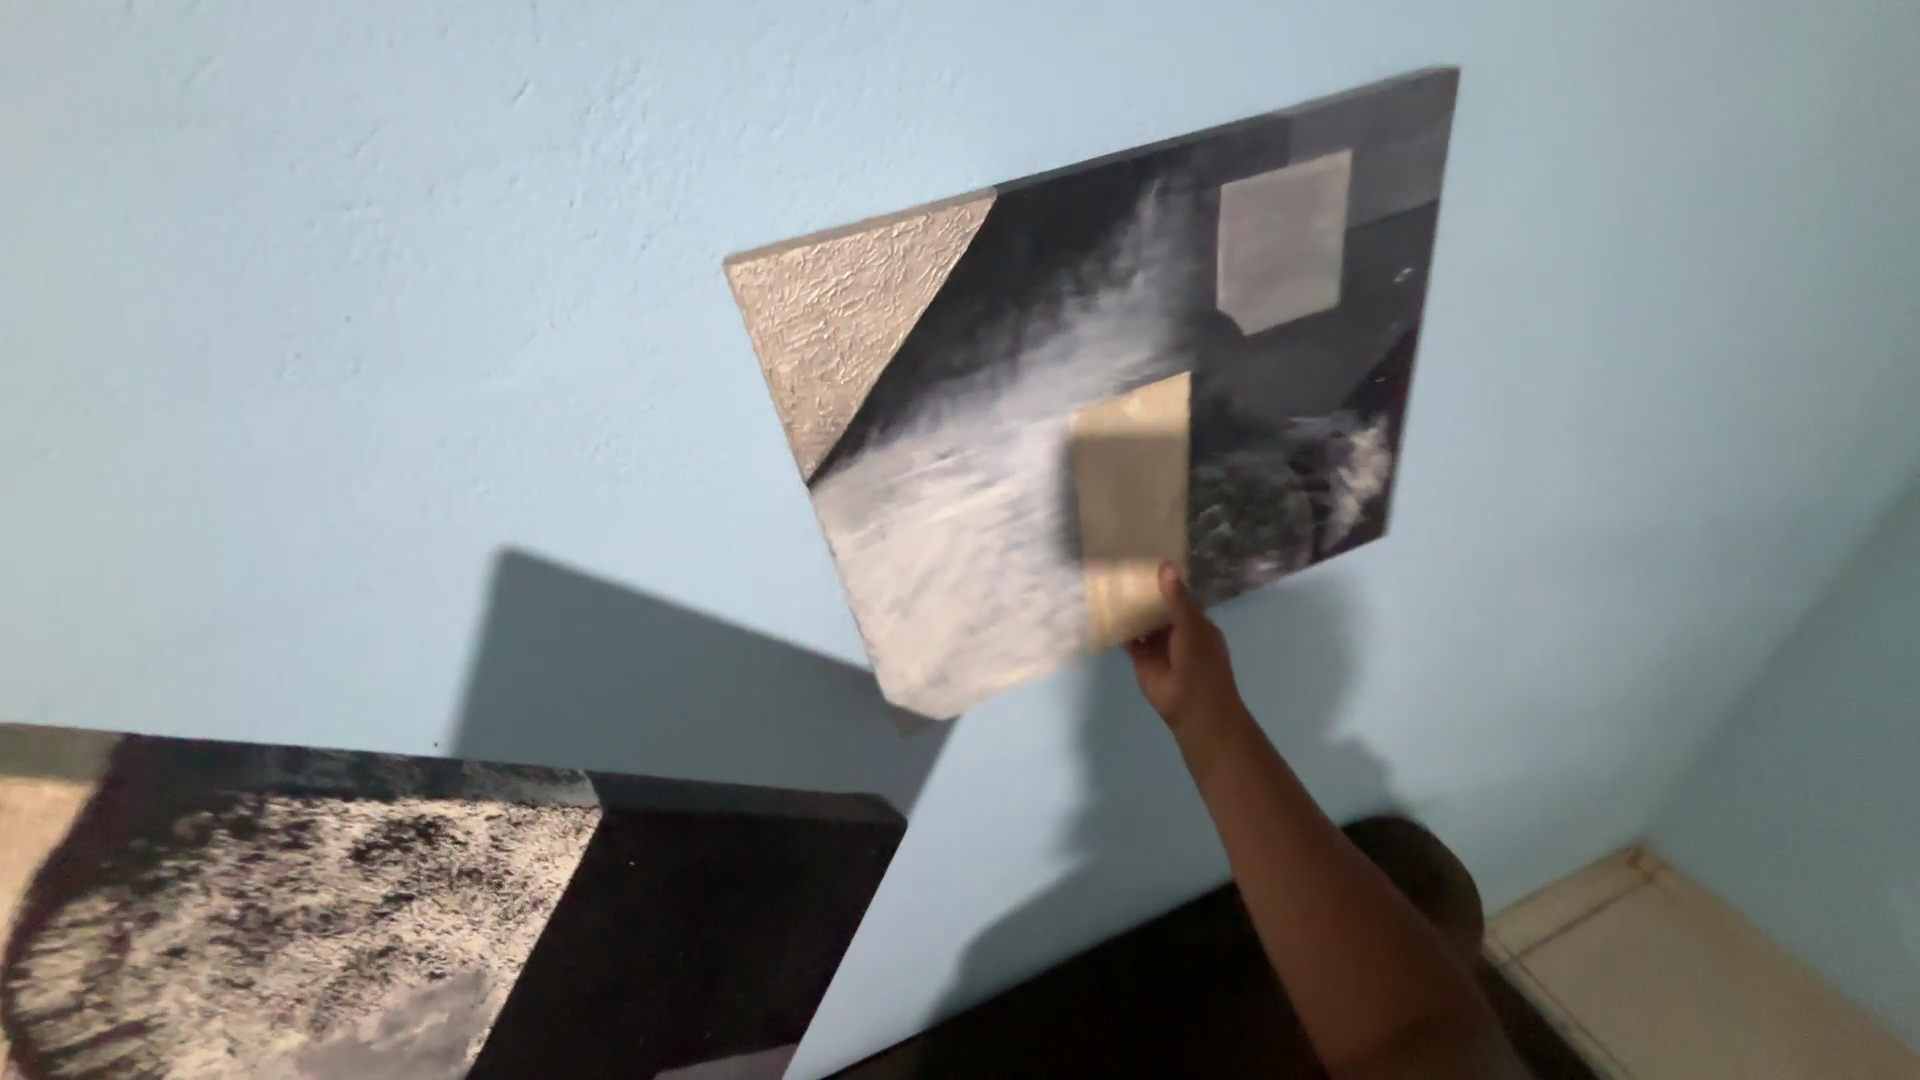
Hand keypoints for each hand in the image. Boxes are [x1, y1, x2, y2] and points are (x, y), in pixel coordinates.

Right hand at [1125, 563, 1243, 731]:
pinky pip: (1129, 639)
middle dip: (1144, 594)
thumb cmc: (1200, 663)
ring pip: (1142, 622)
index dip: (1166, 581)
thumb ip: (1177, 598)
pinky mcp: (1141, 658)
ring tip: (1110, 585)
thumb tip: (1165, 566)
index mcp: (1196, 622)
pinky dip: (1119, 628)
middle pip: (1158, 608)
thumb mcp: (1191, 626)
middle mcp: (1177, 631)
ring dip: (1130, 609)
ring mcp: (1158, 645)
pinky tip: (1104, 612)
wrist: (1192, 705)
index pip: (1180, 596)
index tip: (1147, 560)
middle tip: (1122, 568)